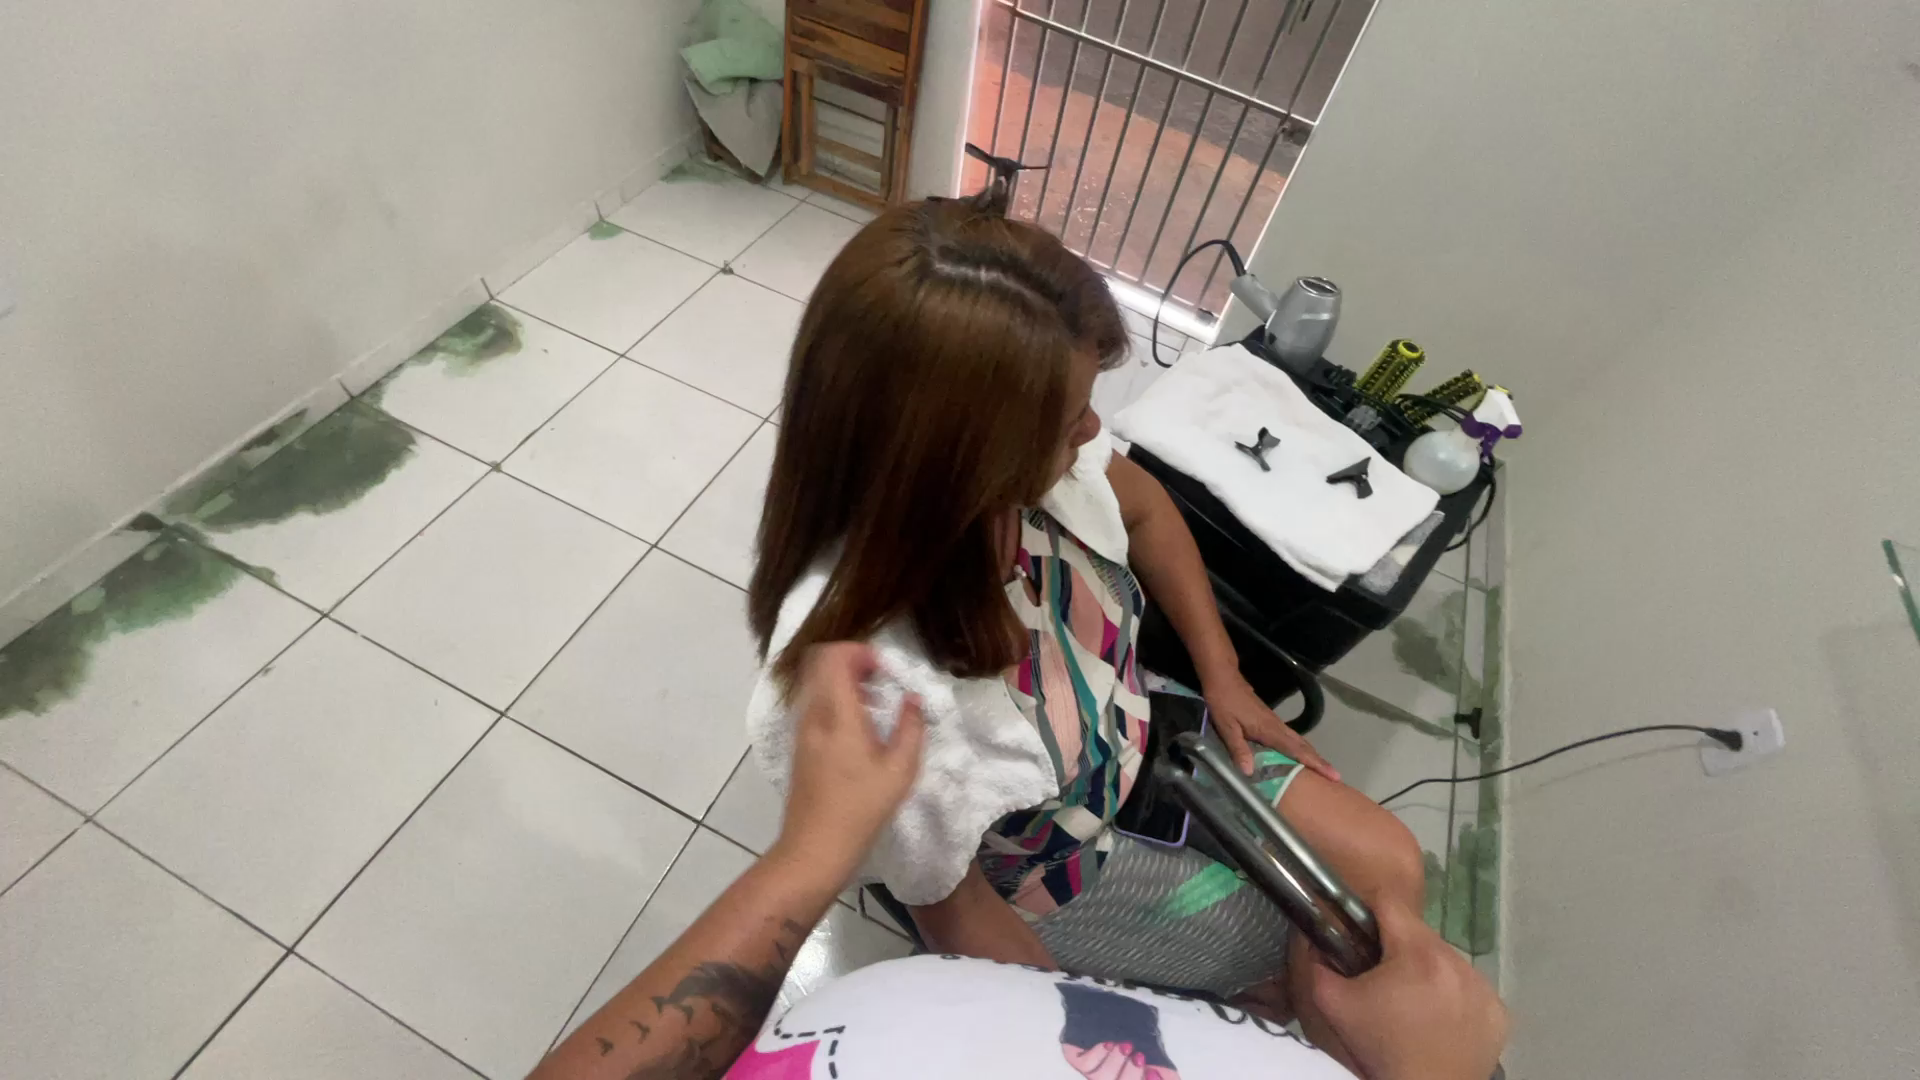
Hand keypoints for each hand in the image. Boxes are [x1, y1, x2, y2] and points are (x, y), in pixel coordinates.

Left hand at [770, 643, 926, 882]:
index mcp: (838, 714)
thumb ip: (910, 728)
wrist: (814, 849)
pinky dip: (834, 700)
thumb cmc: (861, 809)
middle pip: (819, 662)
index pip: (833, 657)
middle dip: (850, 661)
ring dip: (842, 681)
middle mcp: (814, 714)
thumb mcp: (900, 771)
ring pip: (815, 682)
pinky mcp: (800, 745)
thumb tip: (913, 699)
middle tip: (879, 679)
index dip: (858, 651)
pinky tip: (857, 727)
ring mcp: (802, 729)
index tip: (884, 669)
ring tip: (873, 703)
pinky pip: (813, 703)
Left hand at [1062, 1042, 1179, 1079]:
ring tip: (1125, 1045)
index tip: (1152, 1071)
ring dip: (1116, 1062)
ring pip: (1101, 1079)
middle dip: (1131, 1075)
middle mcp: (1111, 1079)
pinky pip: (1084, 1065)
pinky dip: (1097, 1054)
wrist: (1109, 1013)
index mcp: (1130, 1078)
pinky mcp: (1078, 1059)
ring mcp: (1093, 1073)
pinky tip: (1107, 1044)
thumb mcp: (1159, 1060)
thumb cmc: (1137, 1040)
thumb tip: (1163, 1076)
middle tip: (1139, 1056)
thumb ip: (1165, 1074)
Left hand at [1201, 674, 1337, 780]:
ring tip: (1322, 768)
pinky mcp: (1269, 718)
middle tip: (1335, 777)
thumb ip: (1238, 748)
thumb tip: (1249, 772)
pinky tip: (1298, 752)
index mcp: (1268, 730)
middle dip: (1319, 761)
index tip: (1333, 775)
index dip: (1314, 763)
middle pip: (1302, 745)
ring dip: (1311, 753)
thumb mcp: (1226, 727)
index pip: (1296, 749)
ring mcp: (1274, 721)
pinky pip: (1289, 735)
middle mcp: (1276, 726)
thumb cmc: (1223, 702)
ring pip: (1297, 739)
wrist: (1223, 678)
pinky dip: (1299, 746)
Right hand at [1304, 904, 1507, 1079]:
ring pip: (1443, 954)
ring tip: (1410, 997)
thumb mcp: (1330, 1001)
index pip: (1389, 901)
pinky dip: (1451, 989)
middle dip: (1396, 942)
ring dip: (1424, 964)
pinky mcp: (1500, 1012)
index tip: (1358, 930)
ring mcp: (1484, 989)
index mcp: (1418, 954)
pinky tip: (1437, 1014)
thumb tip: (1310, 935)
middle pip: (1417, 929)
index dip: (1368, 909)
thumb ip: (1314, 958)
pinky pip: (1468, 982)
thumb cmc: (1380, 1048)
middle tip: (1380, 973)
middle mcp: (1458, 964)